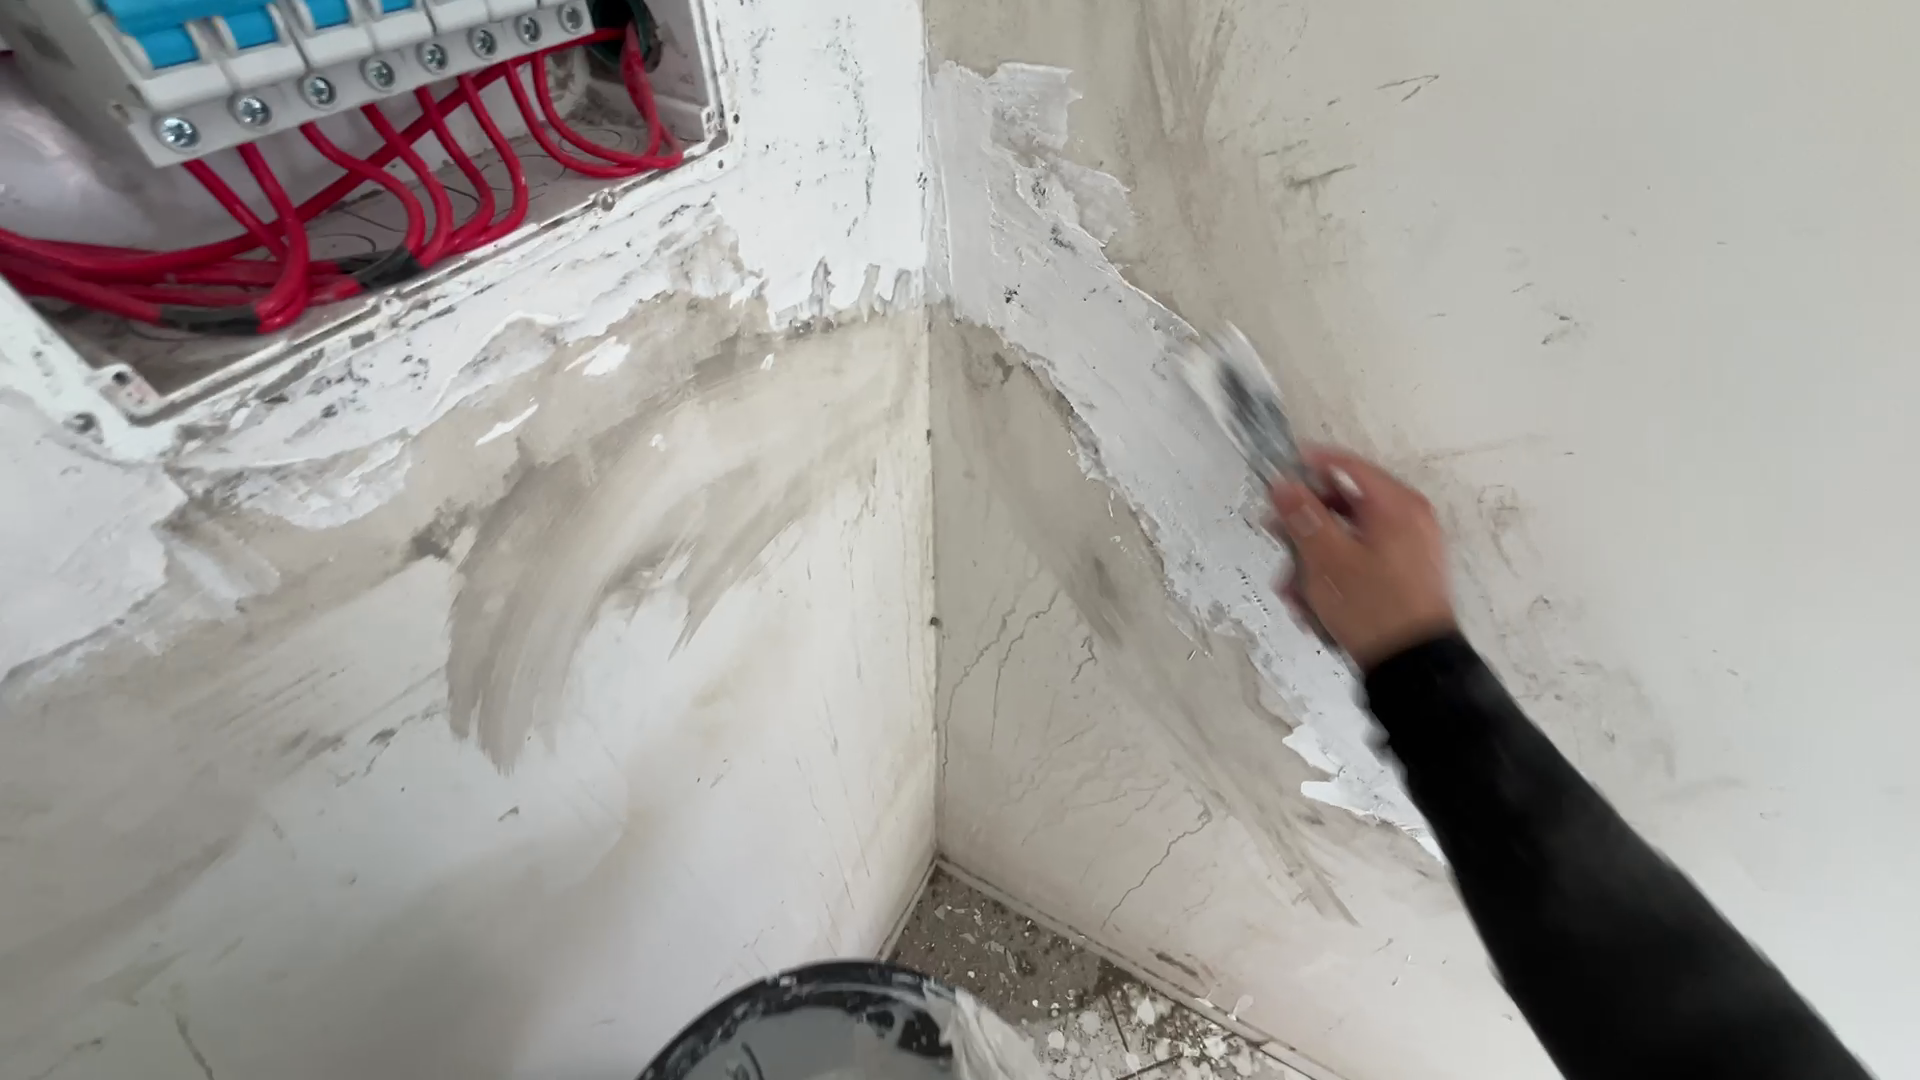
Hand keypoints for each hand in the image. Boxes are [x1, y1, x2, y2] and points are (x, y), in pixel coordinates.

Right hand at [1269, 447, 1457, 670]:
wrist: (1412, 664)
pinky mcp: (1402, 573)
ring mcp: (1407, 547)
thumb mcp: (1326, 558)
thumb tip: (1283, 483)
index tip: (1277, 474)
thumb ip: (1302, 515)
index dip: (1308, 465)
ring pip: (1344, 537)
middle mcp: (1407, 520)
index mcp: (1396, 506)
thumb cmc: (1371, 606)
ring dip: (1311, 558)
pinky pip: (1358, 559)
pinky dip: (1332, 574)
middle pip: (1341, 505)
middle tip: (1276, 539)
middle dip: (1303, 528)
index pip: (1346, 466)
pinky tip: (1313, 602)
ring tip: (1292, 590)